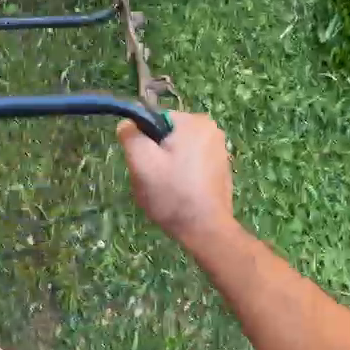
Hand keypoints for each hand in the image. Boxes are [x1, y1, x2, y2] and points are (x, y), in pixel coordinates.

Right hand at [115, 111, 235, 246]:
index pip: (155, 120)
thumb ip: (130, 136)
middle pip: (167, 136)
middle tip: (153, 178)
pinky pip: (191, 164)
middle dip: (156, 154)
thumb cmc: (172, 193)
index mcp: (194, 121)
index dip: (144, 141)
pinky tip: (180, 194)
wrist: (205, 230)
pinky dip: (182, 175)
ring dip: (167, 166)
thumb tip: (129, 124)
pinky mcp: (221, 169)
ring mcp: (219, 150)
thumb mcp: (141, 162)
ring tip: (166, 189)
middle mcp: (211, 130)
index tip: (145, 163)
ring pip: (178, 151)